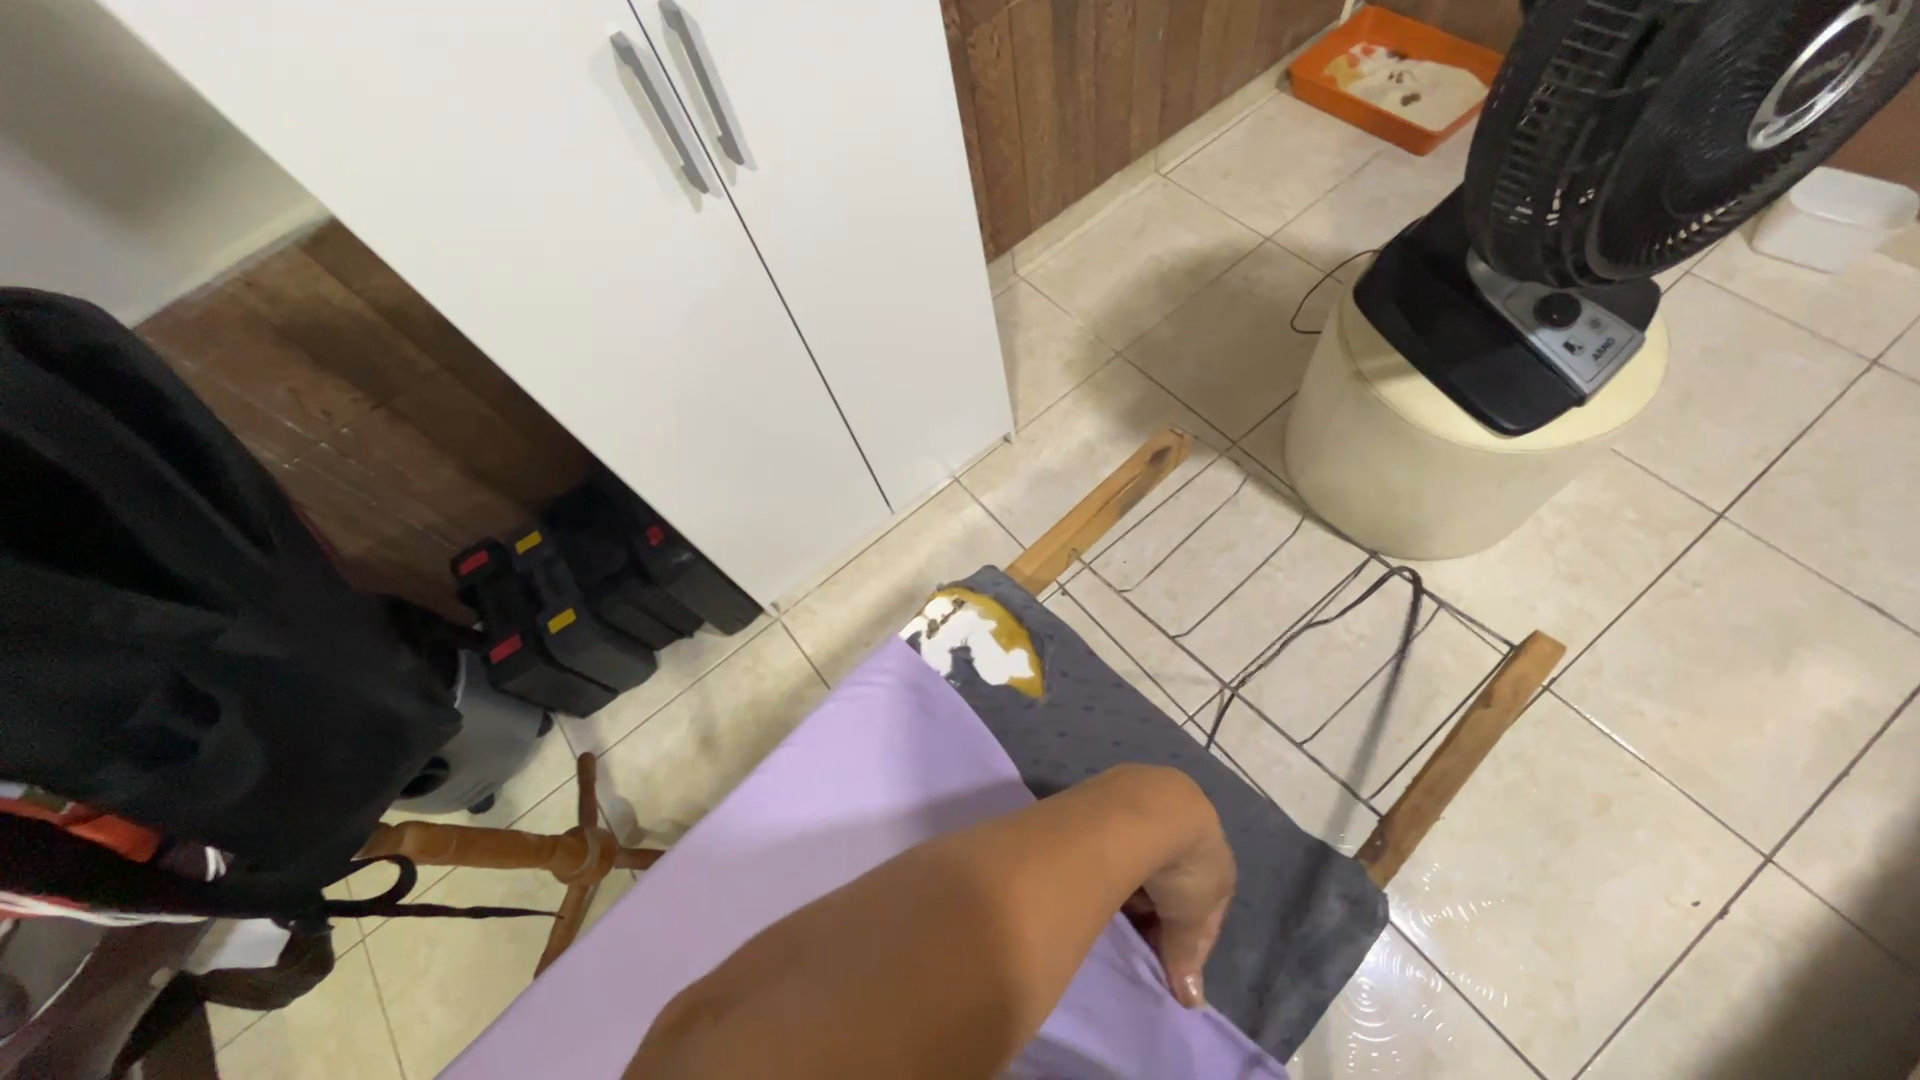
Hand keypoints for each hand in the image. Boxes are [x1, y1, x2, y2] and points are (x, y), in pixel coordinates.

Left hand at [1121, 798, 1234, 1007]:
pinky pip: (1110, 828)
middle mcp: (1181, 813)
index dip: (1183, 923)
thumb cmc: (1184, 864)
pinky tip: (1095, 867)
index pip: (1200, 890)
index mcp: (1211, 843)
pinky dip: (1106, 849)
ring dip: (1130, 869)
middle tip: (1134, 921)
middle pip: (1167, 864)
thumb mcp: (1193, 918)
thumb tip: (1192, 1002)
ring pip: (1138, 843)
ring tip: (1112, 897)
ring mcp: (1143, 795)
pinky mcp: (1109, 788)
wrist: (1149, 806)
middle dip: (1153, 894)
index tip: (1163, 947)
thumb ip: (1189, 954)